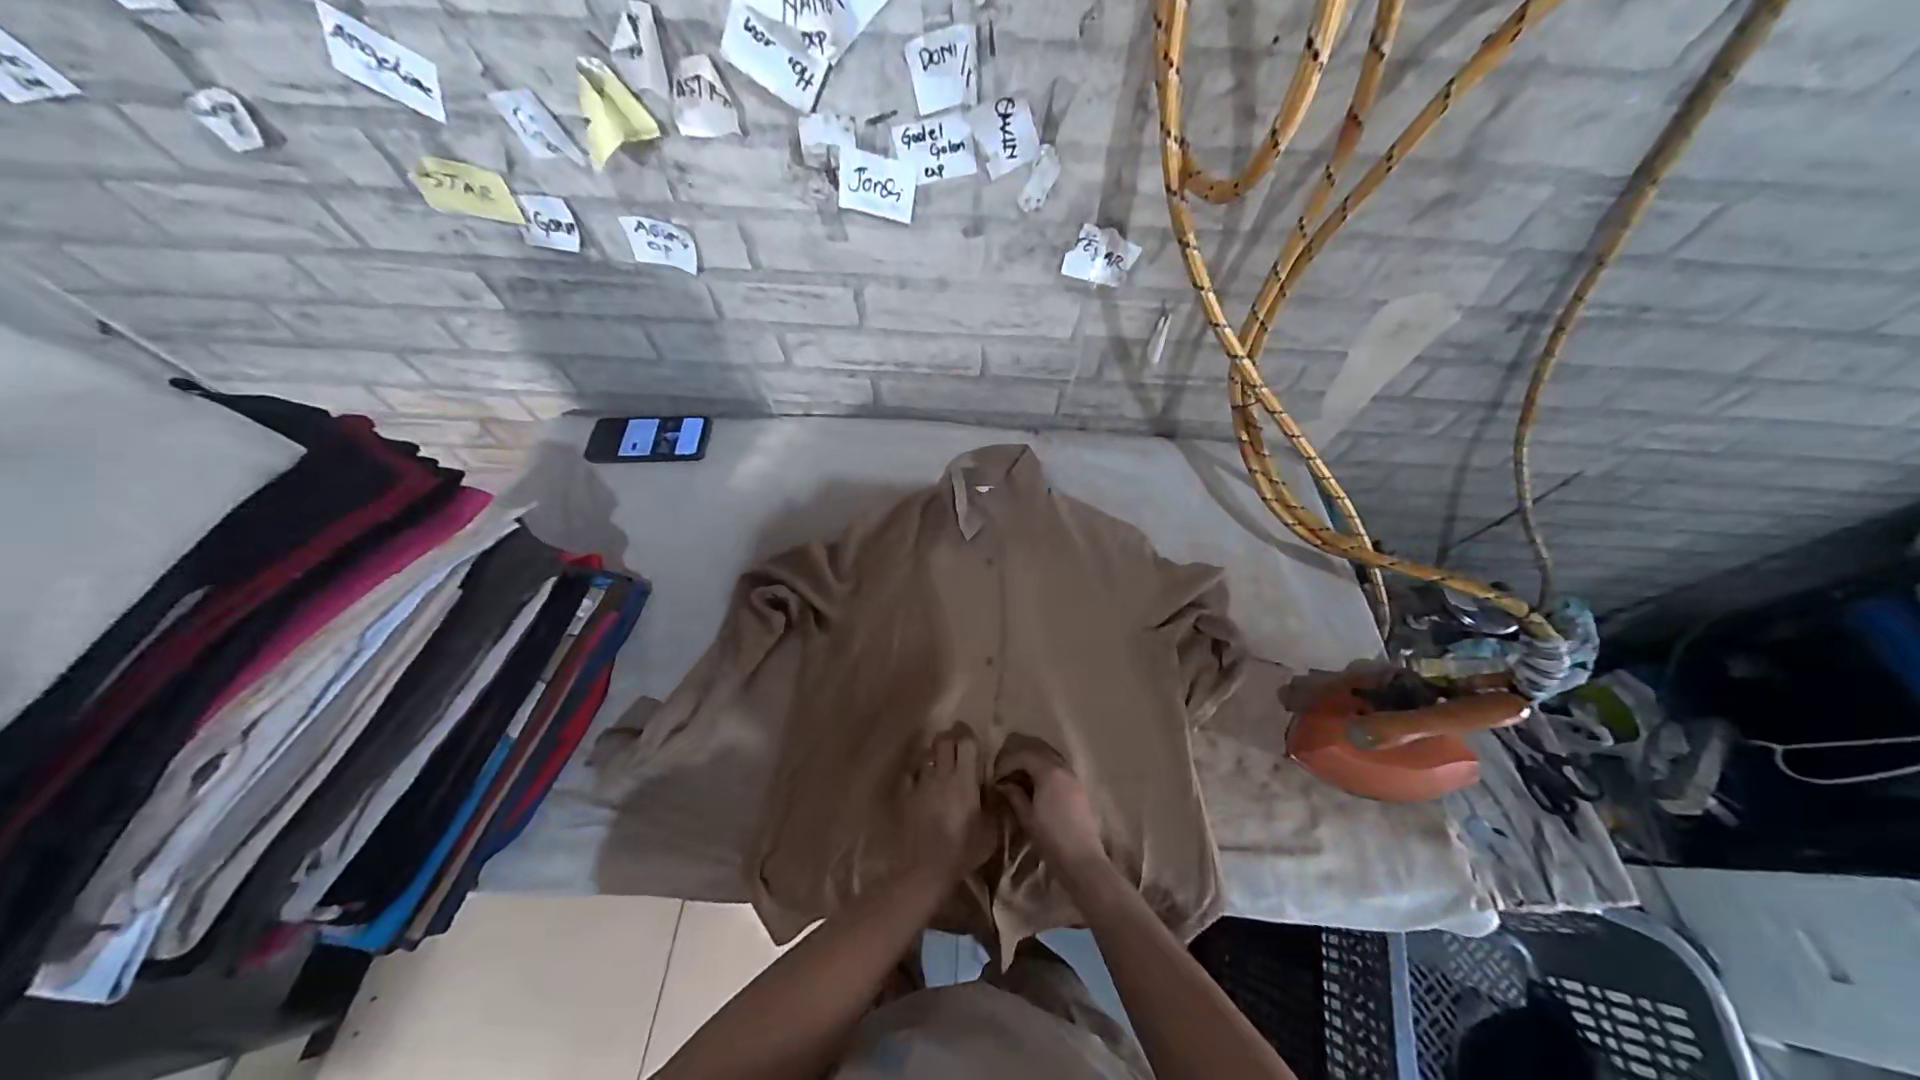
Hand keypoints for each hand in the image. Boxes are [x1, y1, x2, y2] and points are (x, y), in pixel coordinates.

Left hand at [900, 727, 994, 883]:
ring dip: (935, 754)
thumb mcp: (991, 831)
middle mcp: (941, 774)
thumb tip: (999, 786)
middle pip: (943, 741)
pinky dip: (917, 772)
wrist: (926, 869)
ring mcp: (920, 783)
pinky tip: (922, 781)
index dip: (968, 736)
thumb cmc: (963, 850)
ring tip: (940, 762)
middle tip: (957, 745)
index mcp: (964, 779)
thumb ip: (996, 804)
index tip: (972, 738)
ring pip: (926, 754)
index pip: (965, 742)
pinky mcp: (905, 796)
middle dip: (950, 738)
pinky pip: (910, 774)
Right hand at [995, 743, 1107, 879]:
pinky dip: (1046, 769)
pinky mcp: (1079, 787)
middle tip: (1005, 770)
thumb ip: (1014, 795)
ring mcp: (1074, 776)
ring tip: (1020, 776)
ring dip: (1034, 762)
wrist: (1081, 858)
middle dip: (1020, 756)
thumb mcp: (1026, 816)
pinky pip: (1059, 768)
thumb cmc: (1050, 837)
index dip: (1007, 762)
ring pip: (1051, 758)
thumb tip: (1003, 784)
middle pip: (1039, 751)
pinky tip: (1037, 783)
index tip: (996, 776)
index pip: (1024, 755)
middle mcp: (1063, 768)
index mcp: (1049, 771)